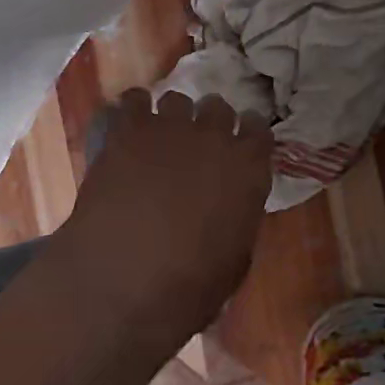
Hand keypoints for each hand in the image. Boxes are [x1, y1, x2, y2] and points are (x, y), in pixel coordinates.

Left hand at [49, 89, 272, 335]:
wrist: (125, 276)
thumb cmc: (189, 284)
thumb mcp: (236, 257)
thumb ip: (237, 214)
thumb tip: (227, 203)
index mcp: (248, 169)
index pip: (258, 129)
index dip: (246, 135)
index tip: (236, 144)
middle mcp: (214, 137)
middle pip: (218, 108)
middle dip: (209, 122)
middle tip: (195, 144)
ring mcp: (170, 127)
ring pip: (177, 99)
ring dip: (173, 116)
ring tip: (160, 137)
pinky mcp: (129, 130)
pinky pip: (135, 99)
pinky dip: (135, 109)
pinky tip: (130, 125)